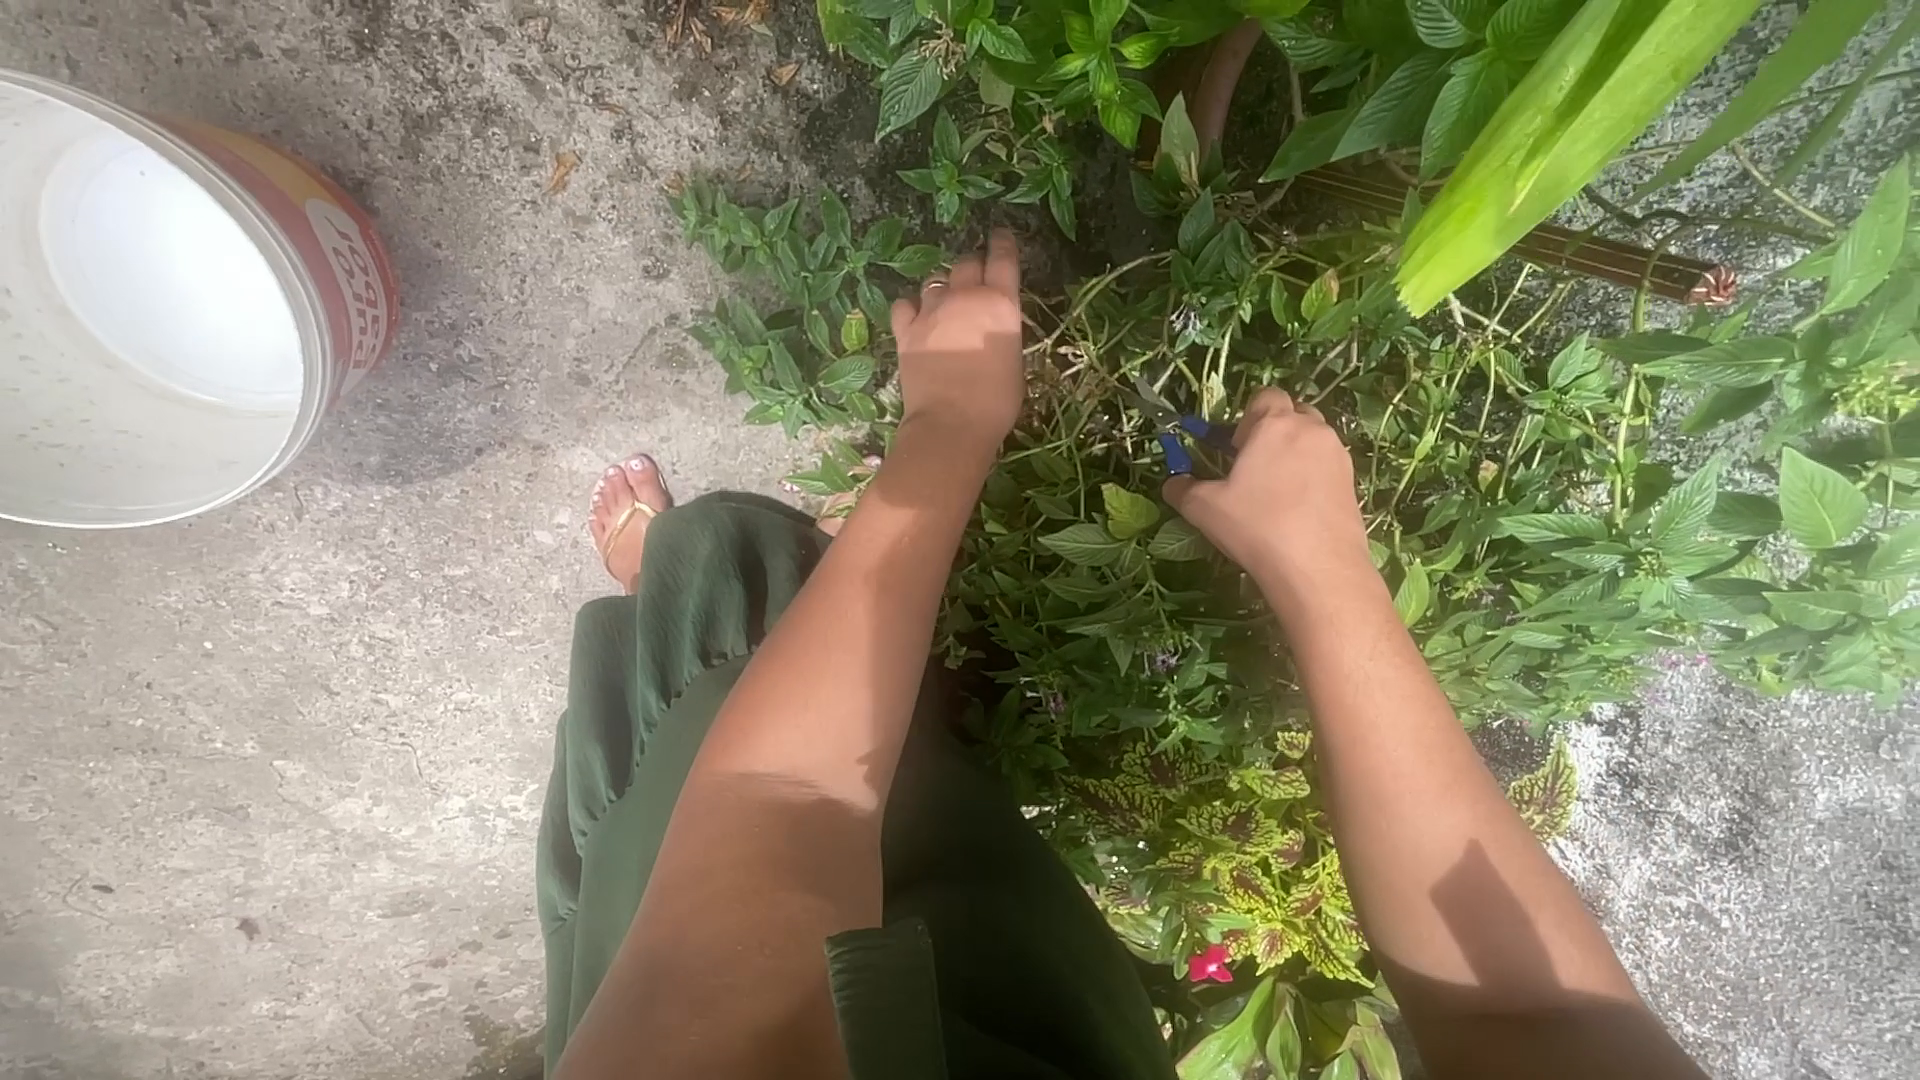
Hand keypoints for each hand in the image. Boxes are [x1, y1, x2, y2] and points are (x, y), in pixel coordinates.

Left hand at [889, 228, 1025, 455]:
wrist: (951, 424)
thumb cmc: (996, 403)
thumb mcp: (1014, 363)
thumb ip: (1003, 333)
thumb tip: (992, 329)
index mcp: (1001, 304)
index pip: (1003, 257)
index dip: (1002, 243)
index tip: (1000, 235)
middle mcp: (965, 297)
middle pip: (966, 262)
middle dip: (972, 267)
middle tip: (975, 280)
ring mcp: (931, 312)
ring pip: (935, 280)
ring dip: (943, 287)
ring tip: (945, 303)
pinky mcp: (906, 330)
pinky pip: (905, 304)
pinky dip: (911, 307)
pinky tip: (915, 318)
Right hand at [1163, 388, 1373, 597]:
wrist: (1316, 567)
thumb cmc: (1256, 525)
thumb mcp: (1204, 508)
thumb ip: (1182, 489)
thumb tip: (1172, 484)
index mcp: (1276, 425)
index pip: (1266, 397)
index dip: (1247, 417)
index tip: (1235, 447)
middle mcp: (1312, 431)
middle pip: (1293, 413)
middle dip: (1273, 431)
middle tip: (1253, 466)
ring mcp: (1338, 457)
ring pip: (1313, 441)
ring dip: (1294, 454)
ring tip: (1275, 491)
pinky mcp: (1353, 483)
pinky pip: (1327, 467)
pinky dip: (1311, 478)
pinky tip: (1296, 510)